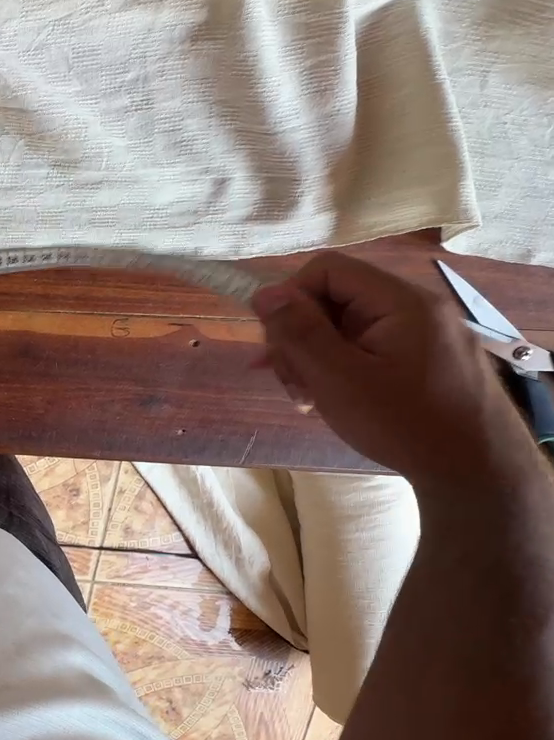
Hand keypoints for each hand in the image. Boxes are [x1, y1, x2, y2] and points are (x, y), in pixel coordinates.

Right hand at [252, 252, 527, 485]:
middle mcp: (415, 308)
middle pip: (330, 298)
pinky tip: (323, 395)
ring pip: (340, 325)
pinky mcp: (420, 356)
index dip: (289, 299)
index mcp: (401, 303)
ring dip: (310, 356)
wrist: (473, 469)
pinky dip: (334, 365)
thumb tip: (265, 293)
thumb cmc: (401, 420)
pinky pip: (361, 345)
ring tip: (306, 395)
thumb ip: (298, 330)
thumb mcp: (335, 375)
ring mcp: (420, 333)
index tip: (276, 341)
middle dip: (297, 335)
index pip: (326, 270)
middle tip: (288, 378)